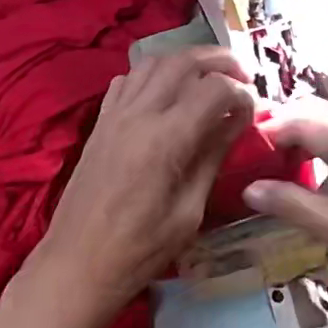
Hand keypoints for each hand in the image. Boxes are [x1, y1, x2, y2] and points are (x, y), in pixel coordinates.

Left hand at [17, 48, 254, 327]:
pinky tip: (167, 92)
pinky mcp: (100, 121)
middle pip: (185, 60)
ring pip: (155, 61)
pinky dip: (154, 74)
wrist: (75, 267)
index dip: (242, 93)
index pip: (215, 88)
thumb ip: (213, 156)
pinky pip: (129, 79)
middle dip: (220, 61)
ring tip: (209, 77)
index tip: (253, 110)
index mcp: (166, 139)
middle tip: (242, 76)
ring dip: (187, 61)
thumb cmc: (138, 251)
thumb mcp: (189, 211)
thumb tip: (238, 120)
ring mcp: (115, 113)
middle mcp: (139, 114)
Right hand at [243, 98, 327, 327]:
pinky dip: (321, 161)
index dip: (272, 128)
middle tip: (248, 153)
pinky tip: (303, 184)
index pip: (308, 119)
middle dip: (284, 130)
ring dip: (301, 144)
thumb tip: (248, 189)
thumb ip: (294, 205)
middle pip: (320, 117)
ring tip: (267, 168)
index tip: (238, 144)